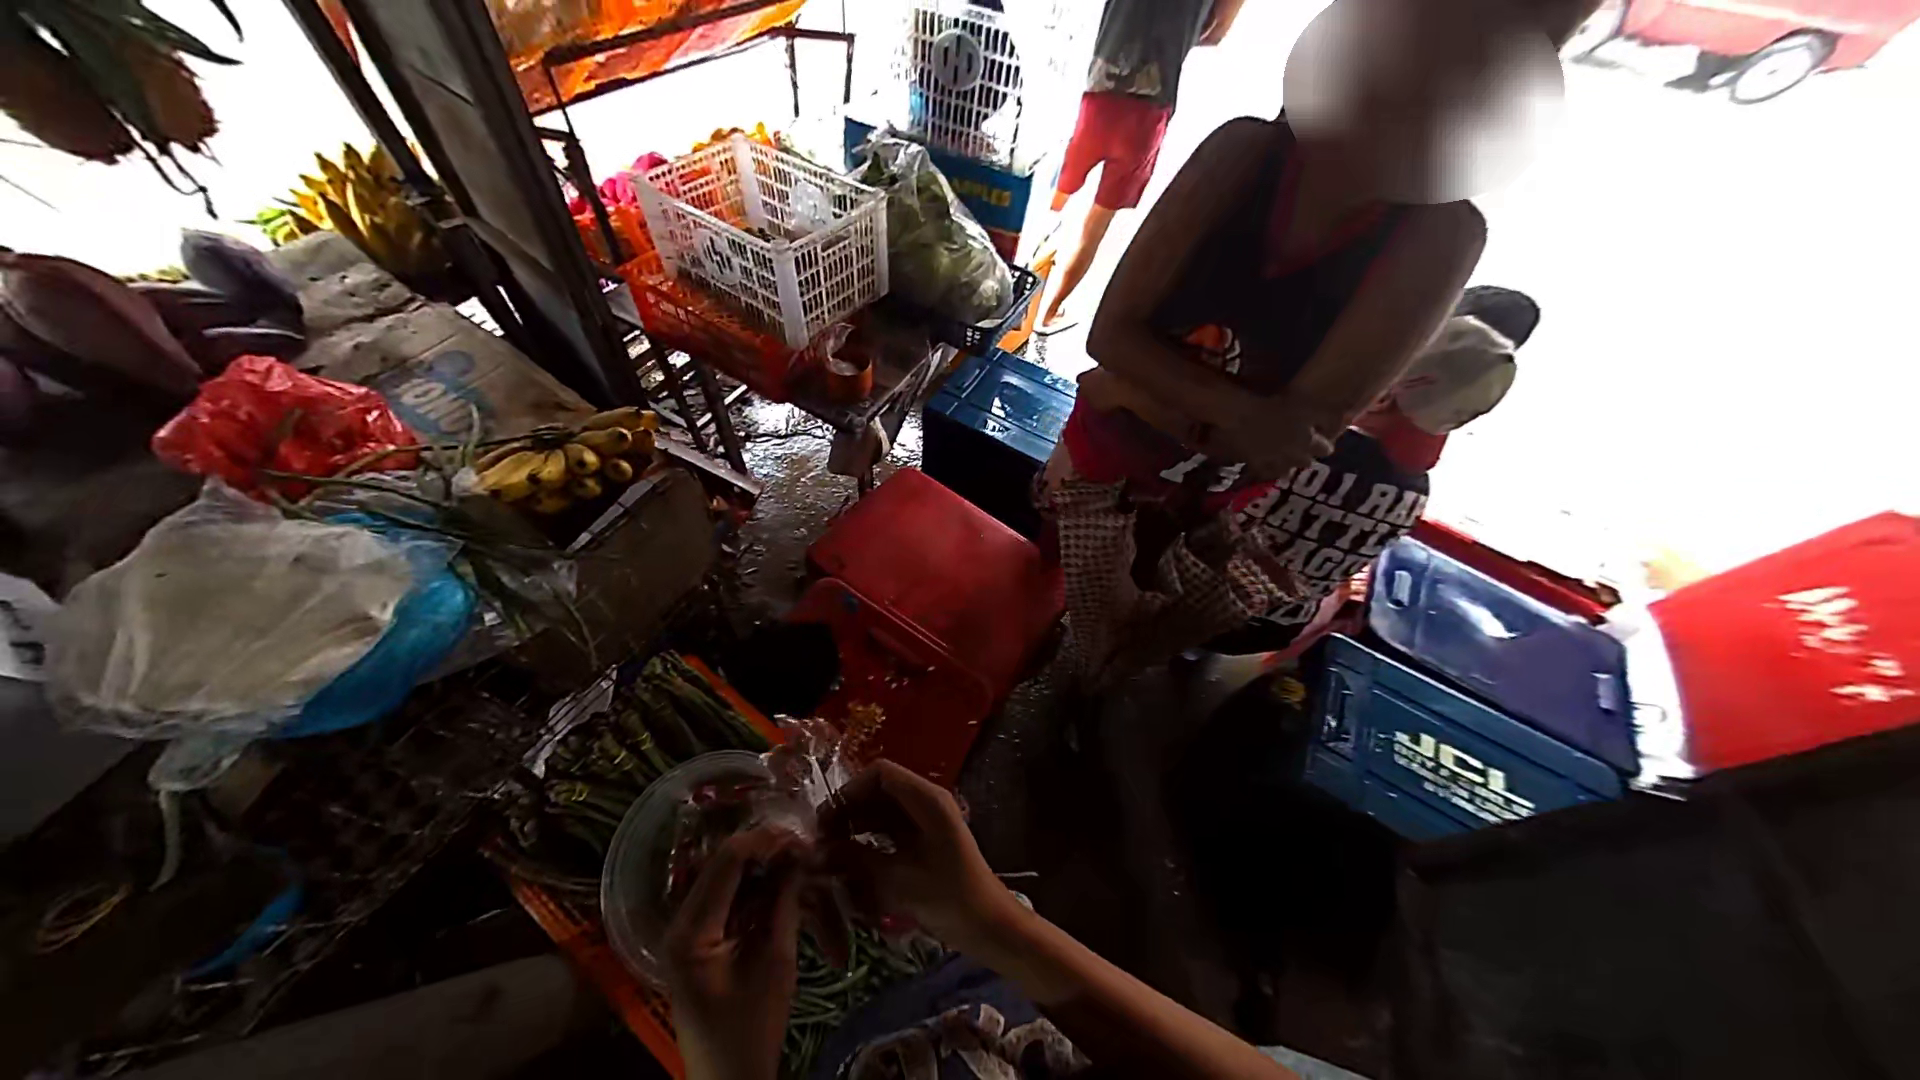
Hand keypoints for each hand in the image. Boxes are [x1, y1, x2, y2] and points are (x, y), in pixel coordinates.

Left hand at [661, 827, 806, 1079]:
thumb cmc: (752, 1031)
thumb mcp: (776, 963)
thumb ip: (784, 903)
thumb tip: (800, 854)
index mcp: (691, 931)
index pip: (727, 862)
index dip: (765, 840)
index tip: (802, 835)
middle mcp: (681, 922)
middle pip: (724, 865)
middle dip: (765, 849)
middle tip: (804, 845)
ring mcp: (688, 930)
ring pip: (727, 877)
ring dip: (762, 865)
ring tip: (799, 858)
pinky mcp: (700, 939)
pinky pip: (728, 897)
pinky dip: (755, 886)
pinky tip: (782, 881)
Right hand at [818, 761, 1017, 950]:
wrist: (989, 926)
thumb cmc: (949, 898)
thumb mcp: (898, 881)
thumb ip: (857, 860)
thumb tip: (818, 850)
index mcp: (927, 799)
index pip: (880, 773)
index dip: (850, 791)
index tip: (827, 820)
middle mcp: (926, 801)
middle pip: (878, 790)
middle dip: (849, 811)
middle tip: (822, 842)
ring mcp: (926, 819)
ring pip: (881, 810)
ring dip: (856, 826)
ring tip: (831, 854)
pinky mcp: (924, 838)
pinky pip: (890, 828)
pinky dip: (869, 839)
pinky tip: (851, 861)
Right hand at [1205, 391, 1337, 477]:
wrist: (1241, 417)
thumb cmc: (1275, 406)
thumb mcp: (1308, 405)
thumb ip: (1327, 417)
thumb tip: (1343, 422)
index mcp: (1309, 441)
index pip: (1325, 448)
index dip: (1322, 443)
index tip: (1319, 438)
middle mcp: (1295, 457)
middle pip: (1306, 462)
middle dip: (1304, 455)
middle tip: (1297, 446)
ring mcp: (1275, 464)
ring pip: (1285, 471)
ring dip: (1285, 464)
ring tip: (1279, 456)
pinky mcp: (1256, 467)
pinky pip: (1264, 473)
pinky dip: (1265, 469)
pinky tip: (1262, 463)